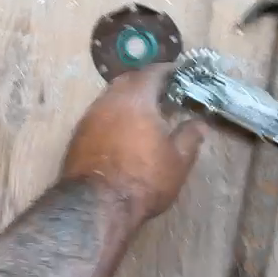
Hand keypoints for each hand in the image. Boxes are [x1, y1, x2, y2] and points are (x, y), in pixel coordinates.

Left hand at [61, 65, 204, 225]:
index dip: (166, 70)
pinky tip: (123, 132)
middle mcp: (109, 100)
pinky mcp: (78, 135)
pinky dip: (113, 115)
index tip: (178, 73)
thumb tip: (199, 123)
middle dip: (144, 82)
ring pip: (110, 97)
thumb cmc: (143, 179)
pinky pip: (99, 114)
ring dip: (127, 99)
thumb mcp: (177, 161)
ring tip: (143, 112)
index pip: (152, 72)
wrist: (95, 206)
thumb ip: (190, 137)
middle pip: (128, 80)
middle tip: (162, 91)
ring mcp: (90, 117)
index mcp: (136, 98)